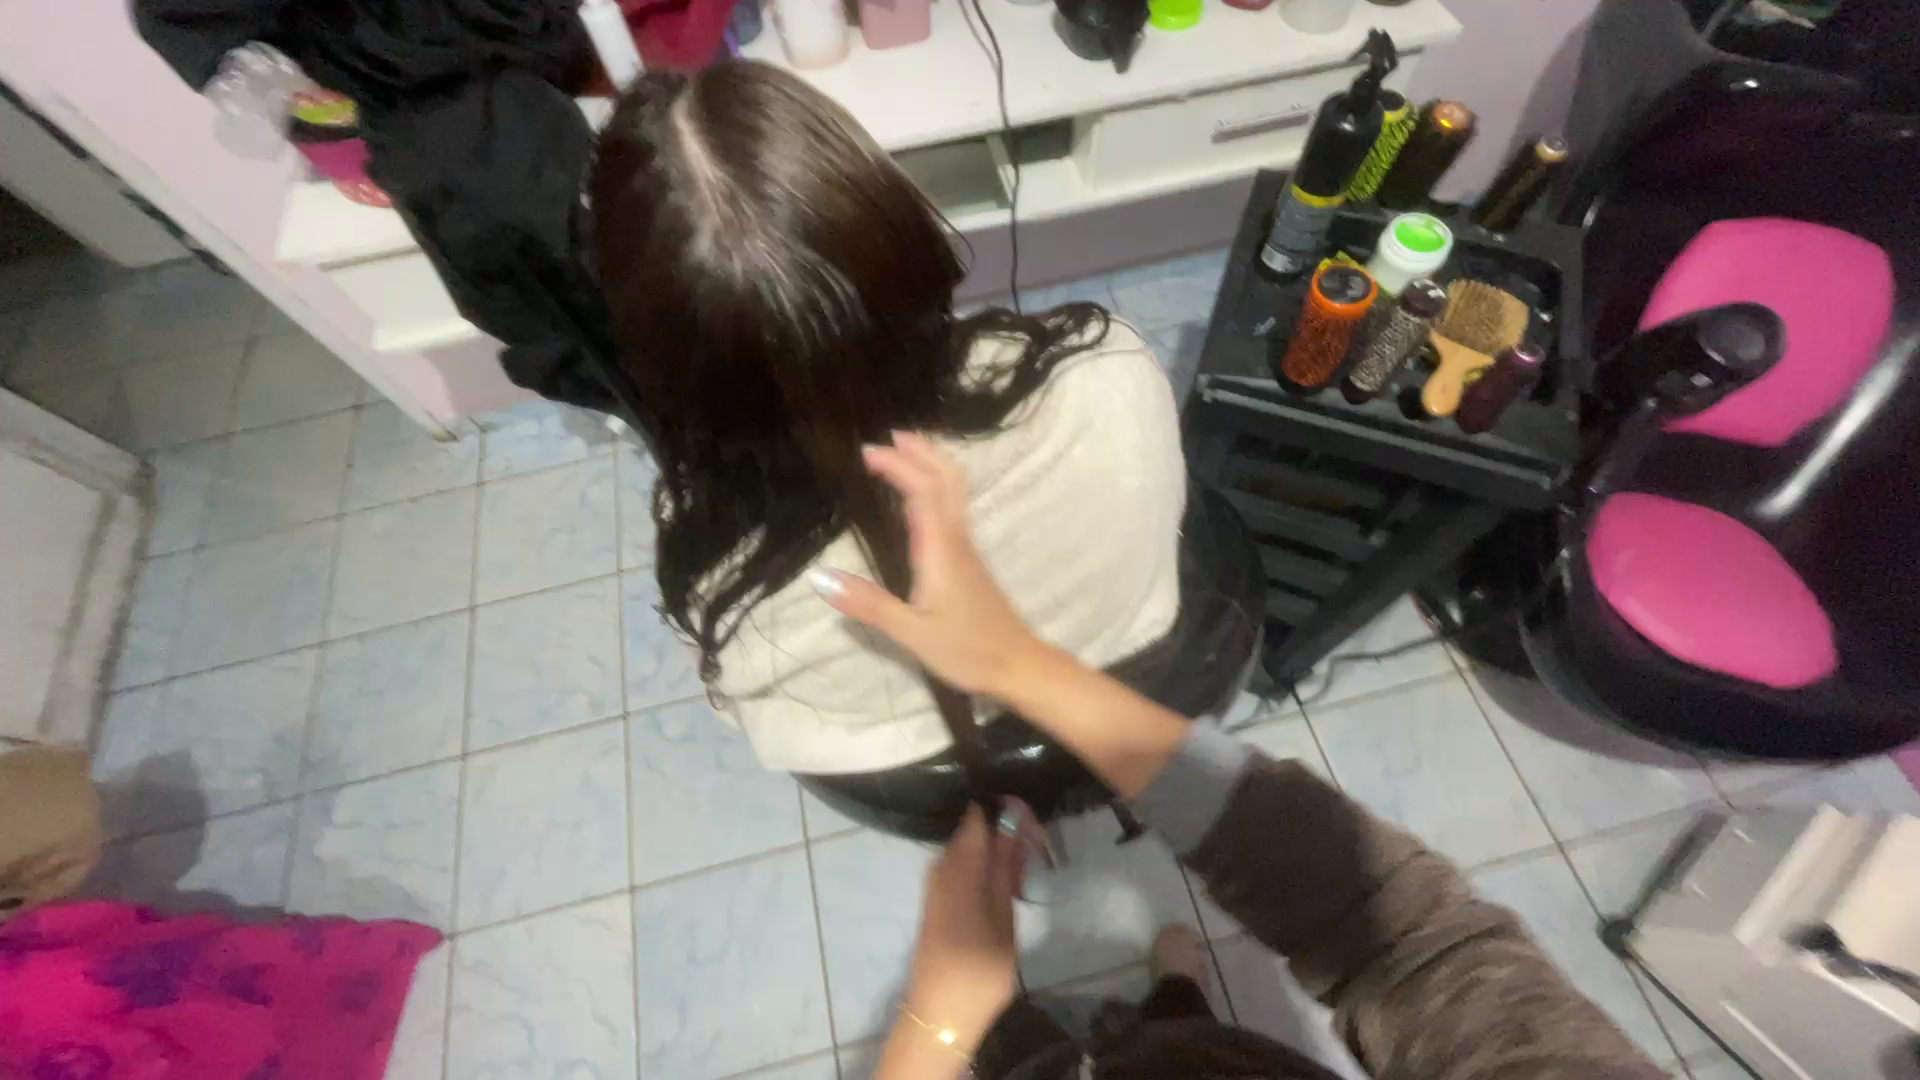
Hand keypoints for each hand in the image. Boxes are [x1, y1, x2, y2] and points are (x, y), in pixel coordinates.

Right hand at [810, 431, 1040, 697]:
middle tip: (890, 436)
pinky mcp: (969, 561)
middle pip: (947, 479)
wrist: (1019, 664)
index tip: (867, 451)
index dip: (898, 464)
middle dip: (921, 452)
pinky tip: (919, 499)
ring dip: (931, 464)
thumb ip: (870, 605)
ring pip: (954, 491)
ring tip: (903, 454)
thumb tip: (820, 578)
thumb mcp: (912, 633)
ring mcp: (967, 548)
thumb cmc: (968, 650)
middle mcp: (956, 539)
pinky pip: (953, 508)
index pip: (922, 490)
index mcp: (940, 549)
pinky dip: (935, 487)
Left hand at [903, 802, 1026, 1052]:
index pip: (979, 815)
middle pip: (974, 832)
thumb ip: (1005, 862)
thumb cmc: (979, 967)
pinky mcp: (937, 898)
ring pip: (970, 851)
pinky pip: (962, 868)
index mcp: (958, 863)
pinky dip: (983, 872)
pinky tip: (1003, 890)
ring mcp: (935, 881)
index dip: (1005, 810)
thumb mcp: (1002, 913)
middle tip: (1033, 855)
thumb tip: (1011, 815)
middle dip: (1004, 835)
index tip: (1031, 821)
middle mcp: (941, 864)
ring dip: (996, 856)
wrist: (940, 1015)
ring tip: (1021, 878)